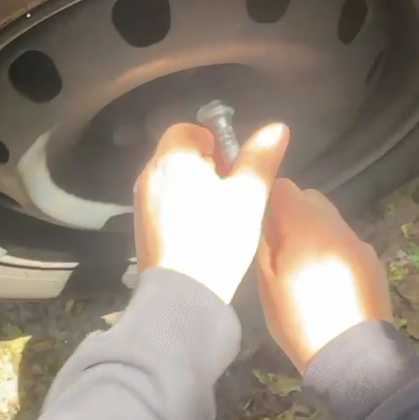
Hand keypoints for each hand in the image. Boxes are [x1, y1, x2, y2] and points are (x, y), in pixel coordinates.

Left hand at [134, 122, 289, 302]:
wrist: (183, 292)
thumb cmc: (218, 236)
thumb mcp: (249, 194)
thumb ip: (260, 158)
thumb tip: (277, 127)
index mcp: (172, 159)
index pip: (186, 129)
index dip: (212, 141)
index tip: (232, 166)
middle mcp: (149, 175)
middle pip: (178, 155)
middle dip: (205, 166)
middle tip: (231, 190)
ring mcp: (142, 202)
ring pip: (172, 180)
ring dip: (195, 188)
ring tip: (220, 213)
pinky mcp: (141, 228)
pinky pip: (164, 203)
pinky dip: (183, 207)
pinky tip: (203, 232)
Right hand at [255, 179, 392, 371]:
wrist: (353, 357)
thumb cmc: (300, 323)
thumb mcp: (267, 285)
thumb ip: (265, 242)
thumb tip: (263, 218)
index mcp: (306, 228)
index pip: (284, 188)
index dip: (268, 199)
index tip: (260, 221)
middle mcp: (336, 227)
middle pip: (310, 198)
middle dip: (292, 212)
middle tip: (279, 245)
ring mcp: (359, 243)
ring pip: (330, 219)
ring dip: (313, 230)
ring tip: (303, 266)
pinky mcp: (373, 260)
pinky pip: (346, 241)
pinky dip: (332, 248)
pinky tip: (327, 280)